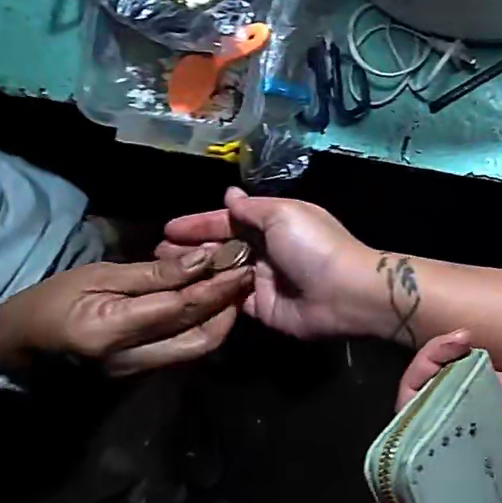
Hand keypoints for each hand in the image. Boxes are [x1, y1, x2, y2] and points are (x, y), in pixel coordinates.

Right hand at [0, 249, 253, 376]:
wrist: (14, 353)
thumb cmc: (46, 303)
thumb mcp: (95, 276)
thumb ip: (151, 274)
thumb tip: (201, 260)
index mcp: (113, 331)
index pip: (182, 308)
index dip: (217, 284)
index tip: (240, 260)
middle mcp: (134, 359)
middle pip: (202, 336)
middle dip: (228, 303)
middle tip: (244, 271)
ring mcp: (142, 372)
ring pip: (200, 346)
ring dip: (222, 314)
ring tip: (233, 281)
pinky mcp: (146, 374)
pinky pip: (187, 350)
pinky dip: (206, 325)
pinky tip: (211, 300)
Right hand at [160, 188, 379, 339]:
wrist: (345, 293)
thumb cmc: (314, 246)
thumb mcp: (283, 214)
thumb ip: (251, 209)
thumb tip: (229, 194)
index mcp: (275, 222)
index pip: (230, 220)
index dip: (200, 223)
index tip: (167, 228)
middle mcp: (267, 249)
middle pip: (222, 247)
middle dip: (191, 248)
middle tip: (156, 253)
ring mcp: (264, 280)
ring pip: (222, 273)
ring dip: (195, 271)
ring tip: (161, 272)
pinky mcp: (262, 307)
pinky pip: (230, 300)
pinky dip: (210, 295)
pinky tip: (182, 294)